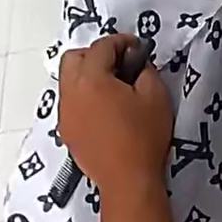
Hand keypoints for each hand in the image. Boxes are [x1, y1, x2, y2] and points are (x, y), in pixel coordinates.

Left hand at [54, 34, 172, 197]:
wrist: (128, 180)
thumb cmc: (144, 136)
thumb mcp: (156, 97)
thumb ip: (146, 71)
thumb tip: (137, 65)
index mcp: (91, 79)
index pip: (101, 47)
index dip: (121, 42)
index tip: (137, 47)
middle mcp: (70, 92)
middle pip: (74, 58)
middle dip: (96, 55)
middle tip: (121, 64)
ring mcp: (65, 113)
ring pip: (69, 81)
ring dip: (89, 76)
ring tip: (114, 88)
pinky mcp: (67, 131)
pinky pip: (72, 103)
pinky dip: (85, 97)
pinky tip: (106, 111)